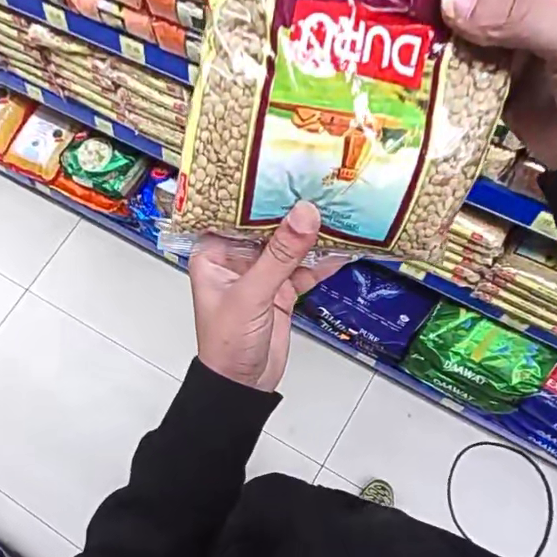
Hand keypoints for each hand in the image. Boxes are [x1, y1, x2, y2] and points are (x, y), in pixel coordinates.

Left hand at [189, 203, 345, 391]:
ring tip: (339, 211)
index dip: (261, 192)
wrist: (243, 386)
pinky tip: (343, 247)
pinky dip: (323, 261)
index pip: (237, 212)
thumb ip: (280, 255)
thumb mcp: (252, 295)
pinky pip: (304, 269)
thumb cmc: (226, 346)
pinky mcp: (281, 290)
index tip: (288, 170)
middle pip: (268, 226)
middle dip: (293, 210)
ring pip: (290, 246)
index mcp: (214, 253)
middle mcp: (237, 259)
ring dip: (312, 235)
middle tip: (322, 185)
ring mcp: (261, 274)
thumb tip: (303, 215)